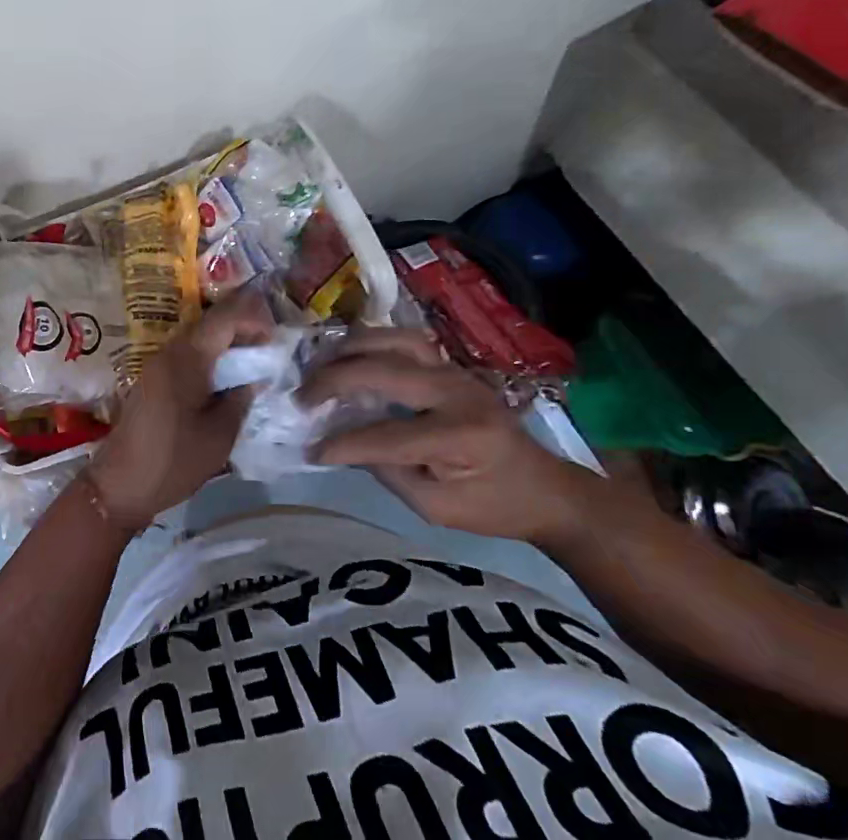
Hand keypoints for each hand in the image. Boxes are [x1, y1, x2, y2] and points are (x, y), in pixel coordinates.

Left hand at [86, 293, 274, 530]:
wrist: (121, 484)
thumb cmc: (175, 460)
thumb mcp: (220, 433)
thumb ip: (241, 398)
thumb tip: (254, 378)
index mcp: (185, 358)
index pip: (223, 317)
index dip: (253, 319)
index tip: (275, 340)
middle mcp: (168, 353)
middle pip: (209, 326)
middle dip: (242, 331)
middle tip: (269, 355)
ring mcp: (155, 366)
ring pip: (197, 342)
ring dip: (225, 348)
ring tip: (252, 369)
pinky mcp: (151, 382)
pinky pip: (185, 359)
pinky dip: (209, 363)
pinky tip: (225, 384)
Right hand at [301, 328, 593, 544]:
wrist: (546, 488)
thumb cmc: (491, 505)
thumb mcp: (435, 506)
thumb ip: (386, 472)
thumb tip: (339, 443)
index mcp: (461, 435)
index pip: (385, 436)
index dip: (342, 444)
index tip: (311, 452)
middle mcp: (458, 392)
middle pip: (383, 371)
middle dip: (333, 382)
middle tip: (301, 398)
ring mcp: (456, 371)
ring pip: (393, 340)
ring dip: (349, 349)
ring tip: (318, 366)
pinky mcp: (450, 365)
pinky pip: (404, 340)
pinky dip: (370, 343)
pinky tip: (346, 355)